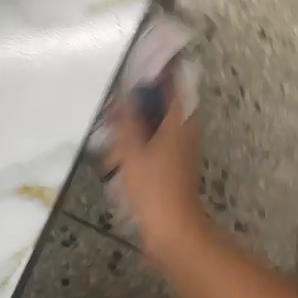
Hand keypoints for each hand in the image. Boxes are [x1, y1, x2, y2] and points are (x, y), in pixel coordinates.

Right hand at [103, 87, 207, 257]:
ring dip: (132, 132)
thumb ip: (126, 120)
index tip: (133, 65)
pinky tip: (117, 164)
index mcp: (180, 119)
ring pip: (154, 126)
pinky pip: (153, 145)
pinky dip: (136, 149)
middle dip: (135, 109)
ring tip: (112, 150)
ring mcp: (181, 147)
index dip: (156, 70)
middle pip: (160, 104)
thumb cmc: (154, 188)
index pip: (173, 81)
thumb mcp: (132, 151)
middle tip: (112, 117)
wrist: (174, 232)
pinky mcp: (174, 165)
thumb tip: (123, 94)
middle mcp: (185, 128)